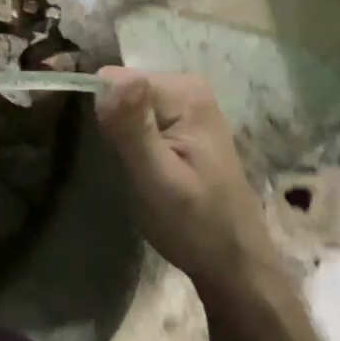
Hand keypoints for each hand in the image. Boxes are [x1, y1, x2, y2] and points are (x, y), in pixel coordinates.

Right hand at [95, 67, 276, 296]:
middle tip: (128, 168)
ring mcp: (187, 108)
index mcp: (183, 92)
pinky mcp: (183, 127)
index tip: (112, 153)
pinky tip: (143, 169)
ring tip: (134, 171)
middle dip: (113, 126)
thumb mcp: (156, 179)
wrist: (236, 266)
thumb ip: (131, 127)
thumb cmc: (195, 226)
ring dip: (121, 137)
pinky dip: (132, 142)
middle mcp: (187, 89)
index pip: (113, 81)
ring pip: (127, 106)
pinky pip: (140, 120)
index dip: (103, 116)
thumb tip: (105, 74)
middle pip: (121, 91)